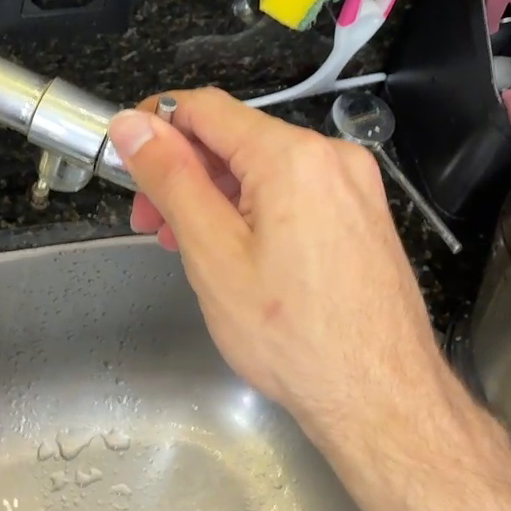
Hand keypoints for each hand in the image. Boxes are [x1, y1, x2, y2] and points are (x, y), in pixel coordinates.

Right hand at [105, 88, 439, 429]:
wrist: (382, 403)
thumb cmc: (296, 338)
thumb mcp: (212, 253)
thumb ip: (169, 177)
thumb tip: (132, 125)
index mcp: (293, 156)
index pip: (204, 107)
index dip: (157, 124)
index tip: (128, 157)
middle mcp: (331, 156)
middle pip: (234, 138)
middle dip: (182, 172)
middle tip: (150, 221)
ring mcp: (353, 185)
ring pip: (261, 167)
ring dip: (214, 195)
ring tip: (186, 244)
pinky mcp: (360, 213)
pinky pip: (292, 191)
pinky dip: (251, 209)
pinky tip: (231, 251)